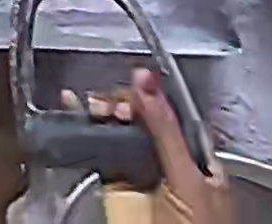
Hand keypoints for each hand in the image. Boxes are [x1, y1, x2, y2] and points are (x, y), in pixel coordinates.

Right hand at [62, 68, 232, 223]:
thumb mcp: (187, 183)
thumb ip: (166, 132)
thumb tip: (146, 80)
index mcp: (198, 161)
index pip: (171, 113)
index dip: (149, 96)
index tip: (133, 84)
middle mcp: (169, 164)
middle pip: (141, 118)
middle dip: (123, 103)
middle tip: (111, 107)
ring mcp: (141, 177)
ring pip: (118, 131)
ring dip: (103, 111)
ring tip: (94, 107)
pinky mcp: (117, 190)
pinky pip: (101, 153)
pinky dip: (85, 129)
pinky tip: (73, 108)